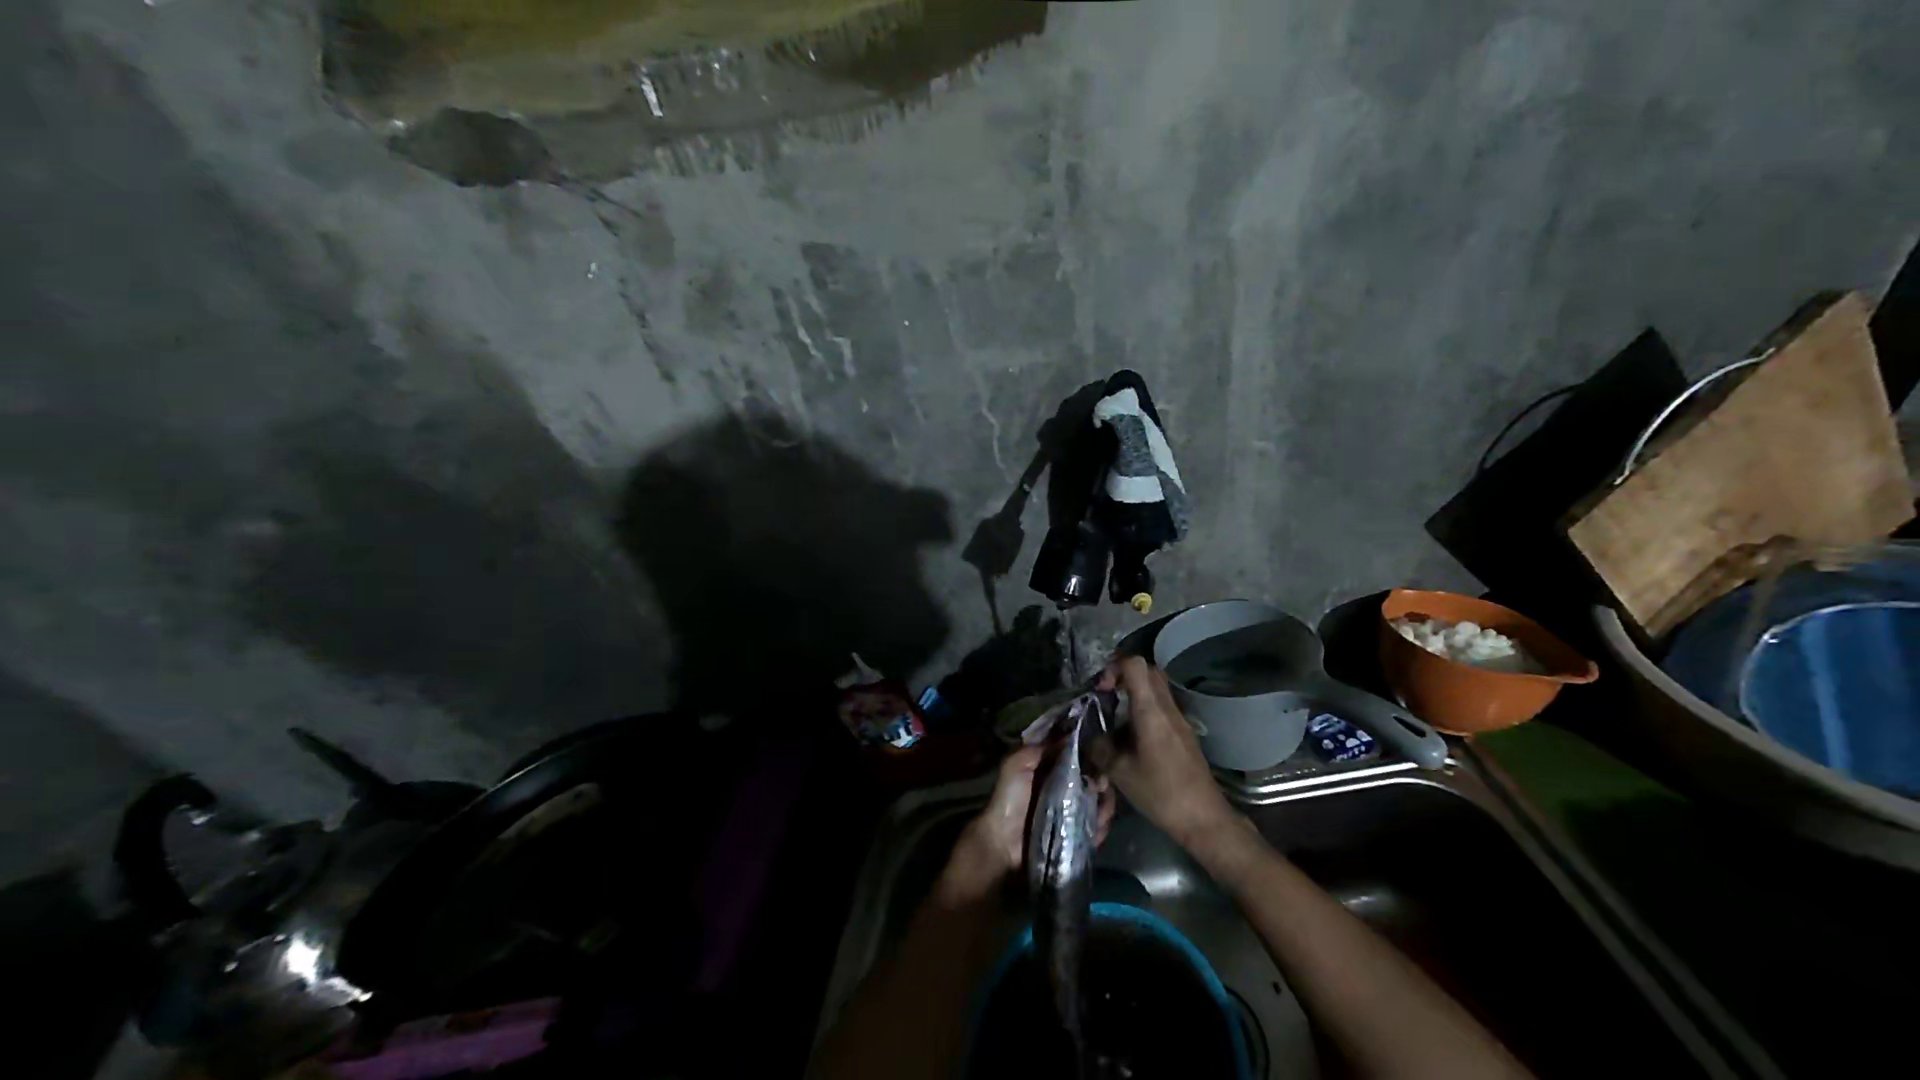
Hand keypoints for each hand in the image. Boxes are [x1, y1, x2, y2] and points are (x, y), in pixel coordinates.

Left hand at [936, 743, 1114, 905]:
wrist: (1003, 850)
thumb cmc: (1008, 804)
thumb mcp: (1014, 767)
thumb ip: (1035, 751)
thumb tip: (1065, 738)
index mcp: (1045, 776)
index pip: (1073, 761)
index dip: (1086, 755)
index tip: (1096, 750)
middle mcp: (1060, 796)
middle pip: (1090, 783)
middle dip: (1099, 778)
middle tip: (1101, 779)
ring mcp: (1070, 820)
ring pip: (1097, 806)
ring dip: (1104, 801)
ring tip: (1103, 798)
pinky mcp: (1077, 842)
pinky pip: (1096, 831)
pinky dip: (1102, 825)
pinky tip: (1102, 819)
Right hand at [1098, 657, 1238, 847]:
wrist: (1204, 818)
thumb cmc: (1161, 793)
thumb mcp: (1120, 772)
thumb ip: (1100, 748)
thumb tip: (1089, 736)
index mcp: (1151, 711)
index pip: (1135, 665)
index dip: (1113, 668)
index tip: (1100, 690)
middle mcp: (1167, 708)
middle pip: (1148, 671)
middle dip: (1123, 676)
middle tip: (1105, 696)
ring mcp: (1179, 720)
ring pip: (1156, 689)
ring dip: (1133, 693)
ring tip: (1114, 717)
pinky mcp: (1183, 734)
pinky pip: (1161, 707)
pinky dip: (1143, 710)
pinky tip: (1131, 737)